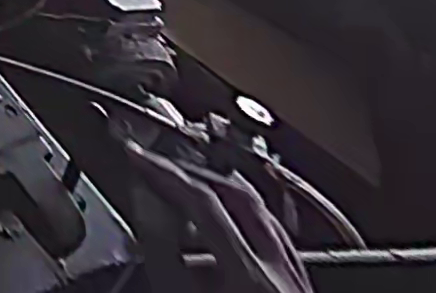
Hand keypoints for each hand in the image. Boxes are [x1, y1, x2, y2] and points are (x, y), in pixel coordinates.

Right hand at [125, 141, 313, 292]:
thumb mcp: (175, 289)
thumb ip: (158, 241)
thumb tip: (143, 196)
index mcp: (252, 278)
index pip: (202, 200)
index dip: (162, 171)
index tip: (133, 156)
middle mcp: (284, 275)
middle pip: (237, 196)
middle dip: (188, 174)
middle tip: (154, 167)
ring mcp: (300, 282)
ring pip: (260, 212)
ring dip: (214, 190)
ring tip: (179, 187)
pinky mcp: (301, 288)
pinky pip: (271, 234)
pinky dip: (236, 215)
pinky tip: (213, 220)